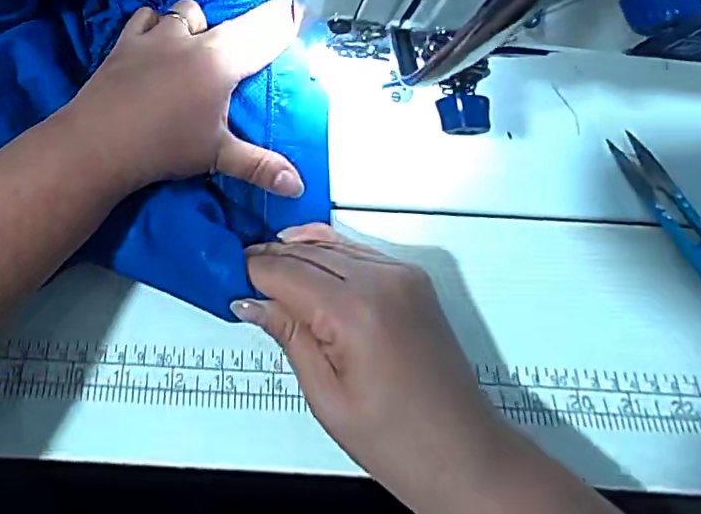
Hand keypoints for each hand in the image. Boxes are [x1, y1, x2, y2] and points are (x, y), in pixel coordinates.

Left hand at [64, 0, 302, 197]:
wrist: (98, 140)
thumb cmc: (164, 146)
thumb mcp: (216, 155)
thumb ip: (259, 166)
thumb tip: (298, 187)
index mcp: (221, 62)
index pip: (264, 33)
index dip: (285, 19)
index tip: (300, 6)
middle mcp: (193, 40)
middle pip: (231, 21)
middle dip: (250, 23)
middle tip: (256, 35)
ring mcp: (156, 35)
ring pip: (186, 12)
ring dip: (198, 23)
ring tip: (198, 44)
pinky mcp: (127, 40)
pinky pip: (146, 17)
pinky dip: (155, 23)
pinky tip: (155, 39)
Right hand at [235, 225, 524, 513]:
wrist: (469, 457)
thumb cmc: (404, 444)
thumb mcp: (327, 397)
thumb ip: (288, 335)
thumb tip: (251, 302)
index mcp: (356, 313)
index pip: (285, 271)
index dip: (252, 271)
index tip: (230, 275)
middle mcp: (381, 281)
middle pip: (305, 251)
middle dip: (270, 258)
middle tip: (241, 272)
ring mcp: (400, 274)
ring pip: (329, 242)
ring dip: (296, 250)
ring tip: (267, 267)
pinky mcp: (410, 276)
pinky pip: (355, 250)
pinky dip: (327, 252)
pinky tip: (308, 264)